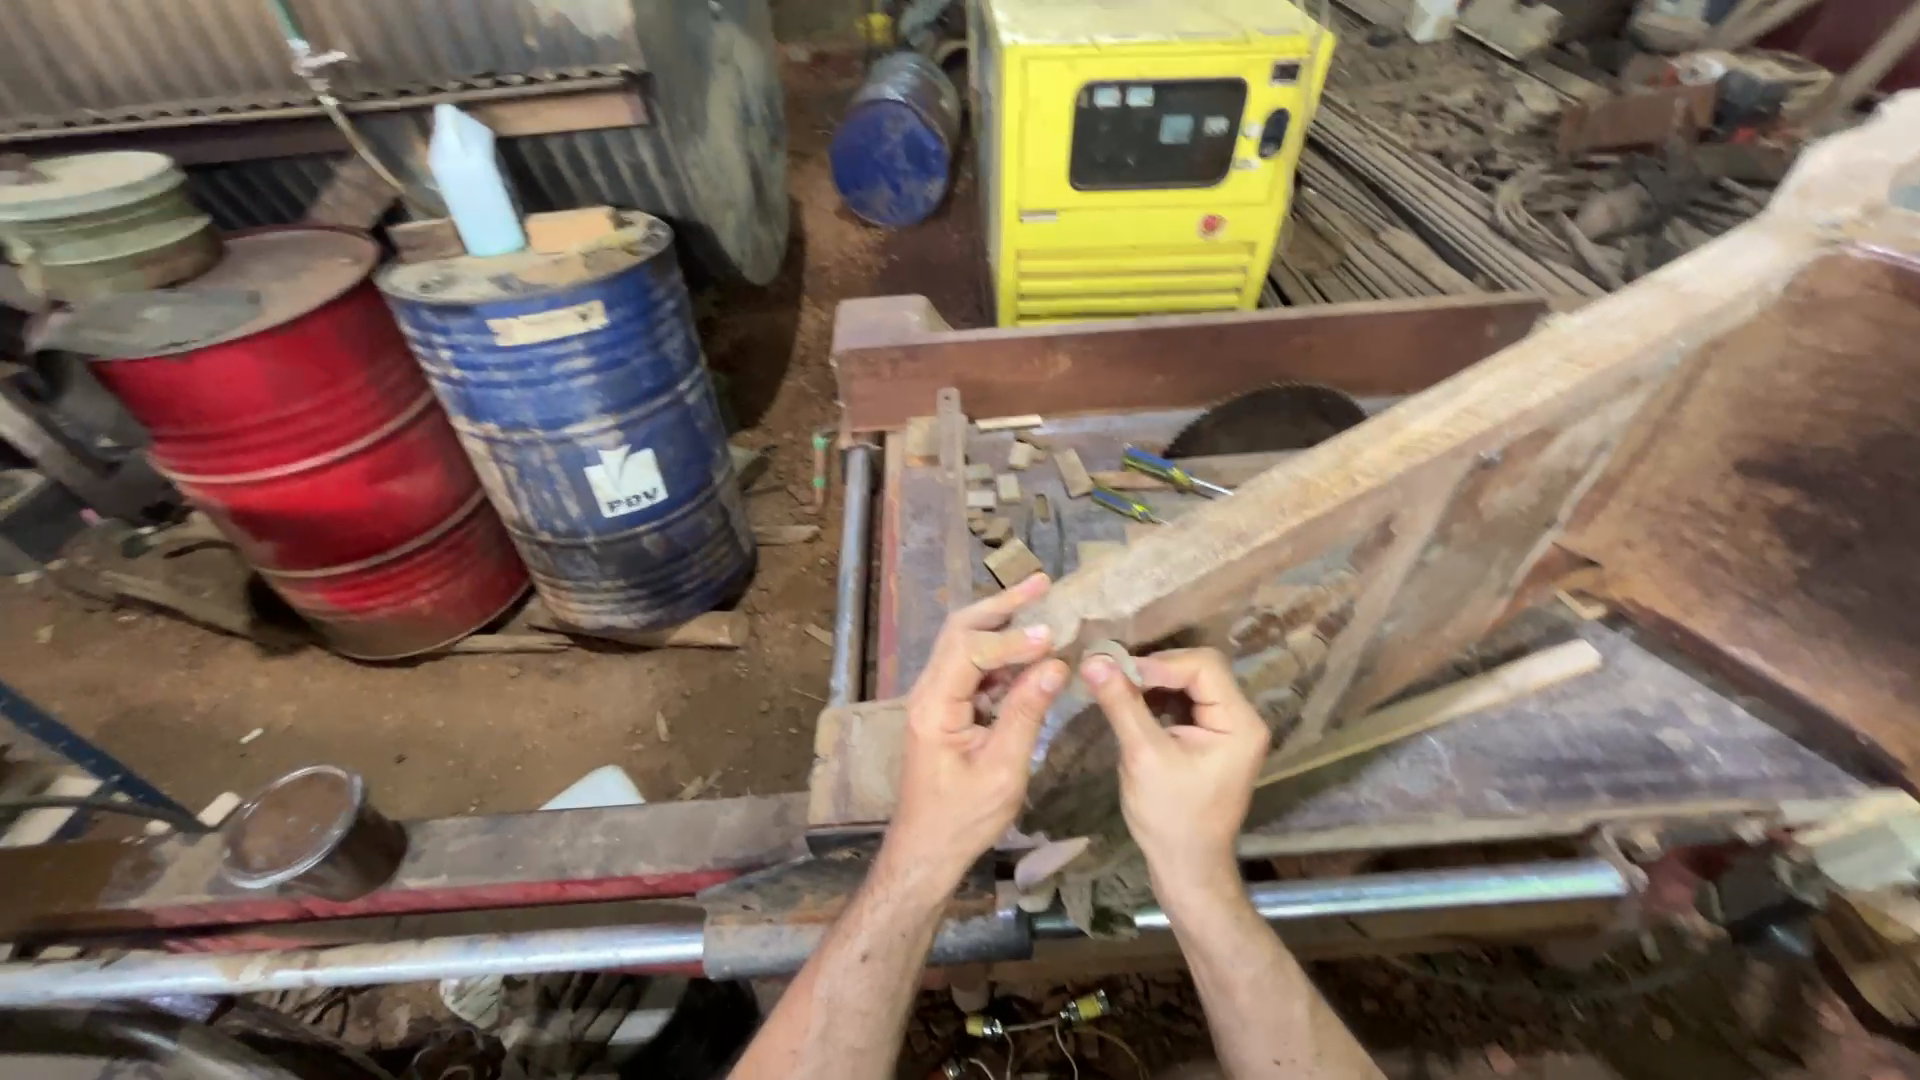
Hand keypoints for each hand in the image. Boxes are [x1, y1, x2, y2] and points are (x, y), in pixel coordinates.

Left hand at [885, 573, 1069, 891]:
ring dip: (1002, 624)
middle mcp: (929, 691)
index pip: (971, 651)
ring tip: (1041, 603)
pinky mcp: (948, 710)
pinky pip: (975, 669)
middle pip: (960, 631)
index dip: (1013, 639)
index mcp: (934, 705)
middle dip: (1001, 606)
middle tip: (1042, 583)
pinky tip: (1032, 651)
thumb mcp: (1003, 769)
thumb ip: (1027, 712)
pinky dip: (1003, 655)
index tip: (1053, 634)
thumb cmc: (962, 818)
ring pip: (966, 645)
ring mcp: (936, 698)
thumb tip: (1055, 664)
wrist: (926, 850)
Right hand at [1081, 648, 1268, 901]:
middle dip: (1155, 669)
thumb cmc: (1170, 818)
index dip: (1158, 664)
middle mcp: (1242, 717)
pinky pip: (1183, 699)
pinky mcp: (1209, 734)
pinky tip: (1130, 702)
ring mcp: (1227, 726)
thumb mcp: (1143, 756)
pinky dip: (1156, 695)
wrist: (1186, 867)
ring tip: (1116, 686)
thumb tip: (1093, 661)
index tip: (1116, 672)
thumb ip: (1122, 704)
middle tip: (1114, 676)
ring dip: (1152, 681)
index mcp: (1240, 722)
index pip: (1202, 666)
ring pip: (1188, 680)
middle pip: (1198, 668)